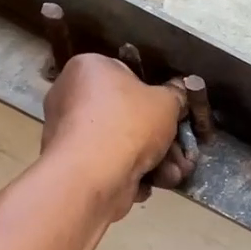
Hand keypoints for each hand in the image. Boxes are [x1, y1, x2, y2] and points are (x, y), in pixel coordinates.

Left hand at [40, 54, 194, 221]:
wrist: (94, 175)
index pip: (127, 75)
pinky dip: (131, 171)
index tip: (173, 115)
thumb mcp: (168, 102)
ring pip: (121, 141)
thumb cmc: (130, 124)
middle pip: (127, 114)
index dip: (155, 96)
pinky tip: (152, 182)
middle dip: (159, 137)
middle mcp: (71, 94)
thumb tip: (177, 93)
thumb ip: (176, 95)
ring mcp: (68, 130)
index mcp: (88, 67)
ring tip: (174, 173)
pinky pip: (108, 161)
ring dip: (153, 158)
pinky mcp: (72, 162)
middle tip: (181, 152)